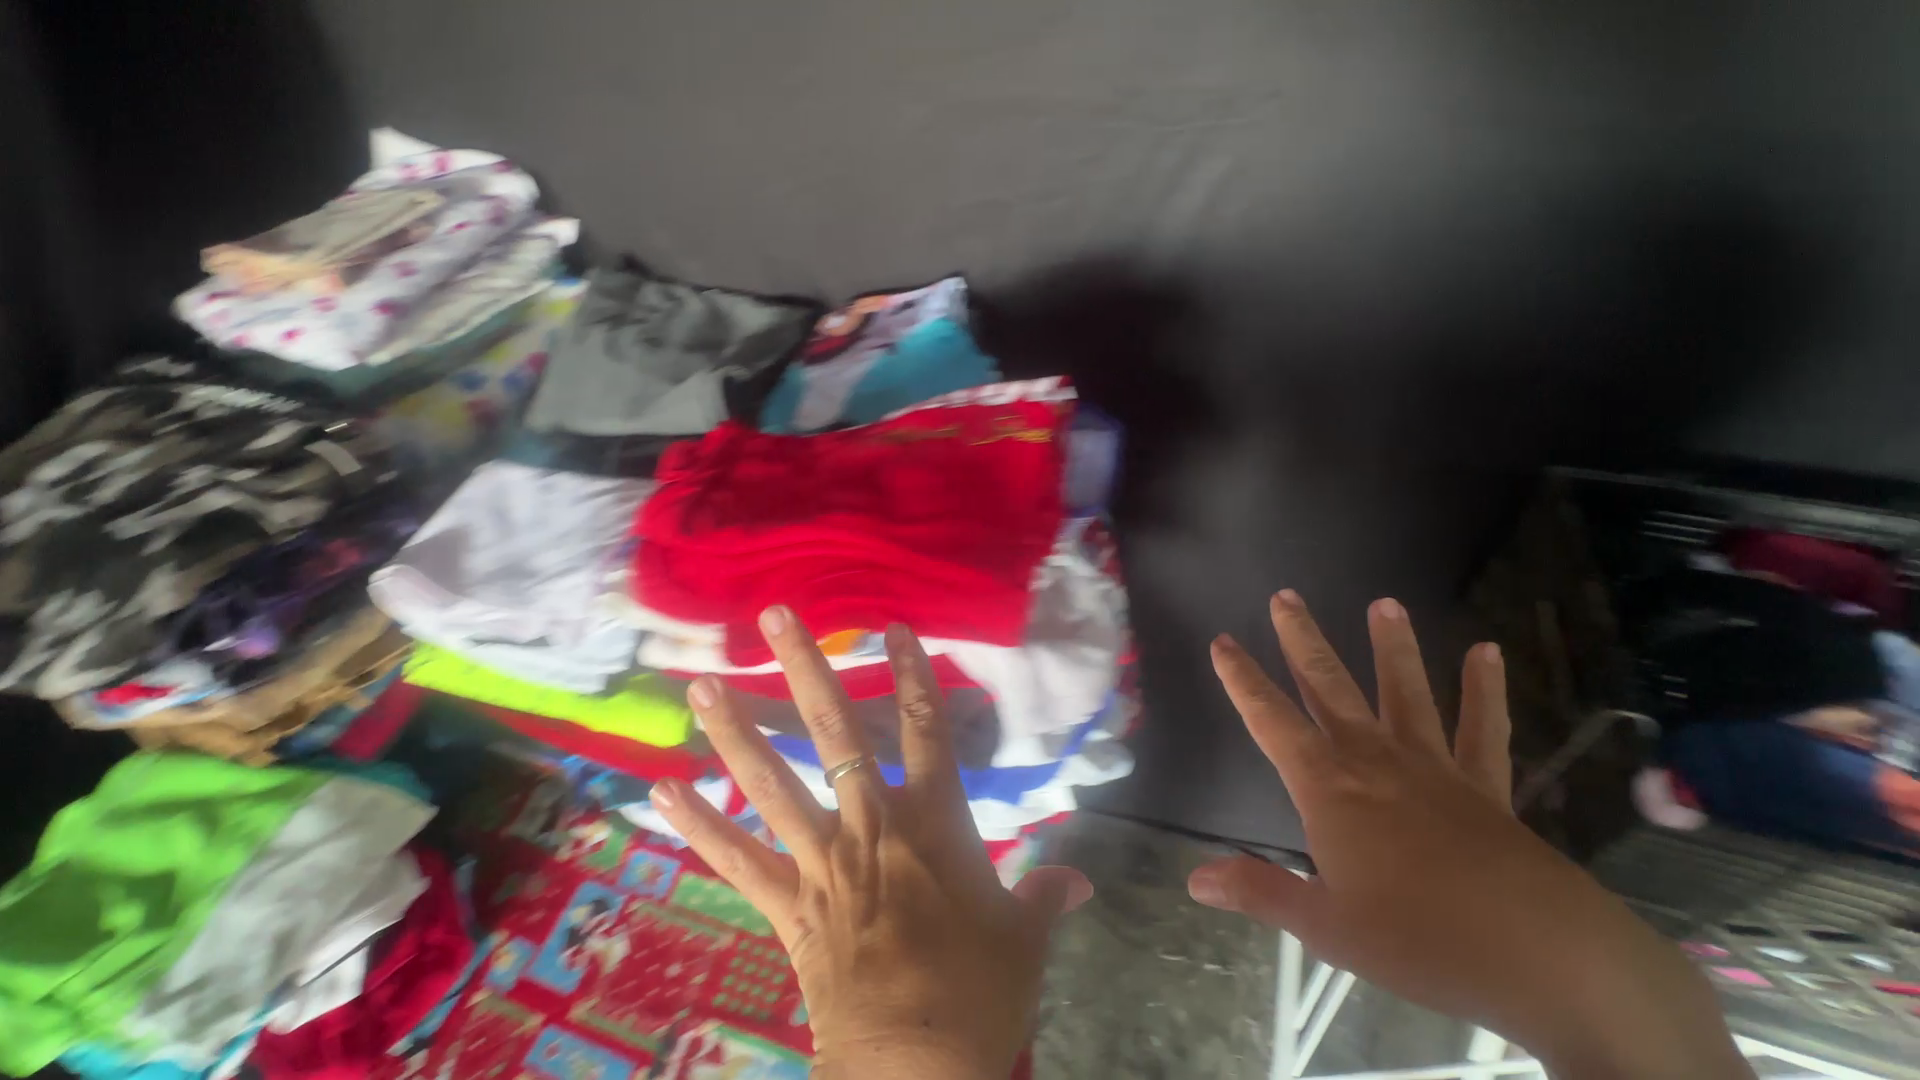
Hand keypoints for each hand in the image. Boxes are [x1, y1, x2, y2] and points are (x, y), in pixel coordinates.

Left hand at [651, 607, 1091, 1079]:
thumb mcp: (1024, 937)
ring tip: (700, 688)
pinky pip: (736, 859)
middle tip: (774, 617)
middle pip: (833, 733)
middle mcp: (870, 823)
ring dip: (734, 733)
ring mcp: (820, 860)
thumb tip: (1078, 880)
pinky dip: (699, 825)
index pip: (926, 729)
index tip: (892, 627)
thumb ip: (1045, 896)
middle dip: (804, 669)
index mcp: (933, 821)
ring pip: (770, 783)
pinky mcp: (786, 904)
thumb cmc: (977, 990)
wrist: (915, 1062)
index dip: (913, 674)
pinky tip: (663, 791)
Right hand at [1191, 591, 1750, 1078]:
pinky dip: (1484, 690)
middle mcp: (1375, 761)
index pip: (1271, 721)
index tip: (1223, 641)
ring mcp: (1434, 767)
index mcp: (1328, 789)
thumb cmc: (1419, 938)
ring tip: (1385, 603)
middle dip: (1303, 641)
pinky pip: (1482, 729)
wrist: (1541, 954)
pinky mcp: (1485, 786)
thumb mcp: (1325, 927)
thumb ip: (1260, 892)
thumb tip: (1196, 880)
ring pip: (1405, 694)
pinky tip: (1487, 653)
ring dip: (1393, 648)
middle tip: (1286, 596)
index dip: (1243, 681)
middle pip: (1330, 688)